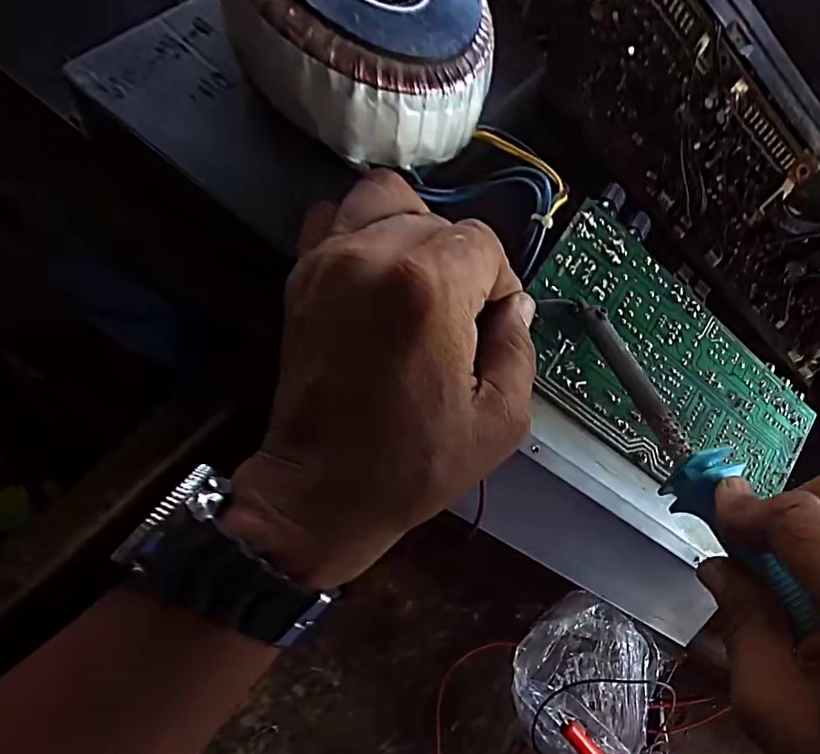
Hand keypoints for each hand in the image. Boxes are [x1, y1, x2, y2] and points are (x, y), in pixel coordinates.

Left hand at [223, 171, 535, 588]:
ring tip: (426, 287)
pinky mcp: (300, 276)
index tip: (496, 328)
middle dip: (466, 265)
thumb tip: (515, 308)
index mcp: (429, 290)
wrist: (327, 489)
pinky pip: (337, 217)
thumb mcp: (503, 420)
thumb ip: (519, 350)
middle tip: (464, 321)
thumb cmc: (420, 463)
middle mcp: (373, 256)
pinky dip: (366, 235)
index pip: (483, 243)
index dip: (502, 284)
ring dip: (417, 233)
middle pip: (440, 221)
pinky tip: (383, 283)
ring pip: (386, 199)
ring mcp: (328, 260)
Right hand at [697, 475, 819, 753]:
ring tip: (774, 572)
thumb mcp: (772, 706)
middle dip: (779, 509)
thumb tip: (718, 566)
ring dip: (809, 526)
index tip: (712, 509)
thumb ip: (743, 621)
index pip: (802, 520)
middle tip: (740, 545)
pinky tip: (816, 590)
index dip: (749, 509)